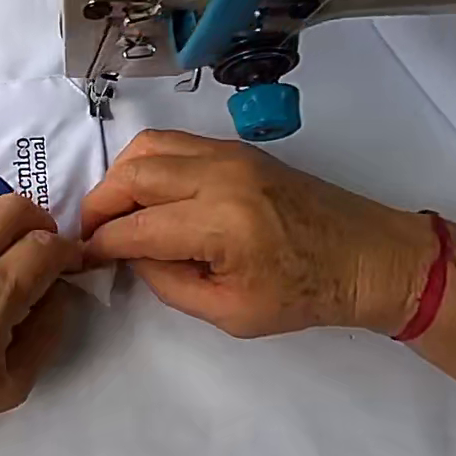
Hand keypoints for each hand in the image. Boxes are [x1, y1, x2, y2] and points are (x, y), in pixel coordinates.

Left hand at [0, 193, 81, 455]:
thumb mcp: (13, 383)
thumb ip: (47, 330)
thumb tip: (58, 289)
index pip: (44, 246)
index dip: (69, 251)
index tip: (73, 263)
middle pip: (14, 208)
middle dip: (42, 222)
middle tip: (45, 248)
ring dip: (7, 217)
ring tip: (12, 246)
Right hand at [80, 130, 436, 337]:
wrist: (372, 257)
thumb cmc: (305, 294)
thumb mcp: (228, 313)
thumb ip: (166, 282)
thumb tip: (130, 252)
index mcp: (223, 226)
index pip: (135, 228)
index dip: (100, 244)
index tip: (83, 256)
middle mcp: (220, 178)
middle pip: (131, 177)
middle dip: (99, 206)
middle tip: (93, 233)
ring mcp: (228, 155)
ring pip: (144, 148)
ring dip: (117, 178)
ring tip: (116, 209)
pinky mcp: (233, 148)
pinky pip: (168, 142)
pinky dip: (142, 164)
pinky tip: (144, 192)